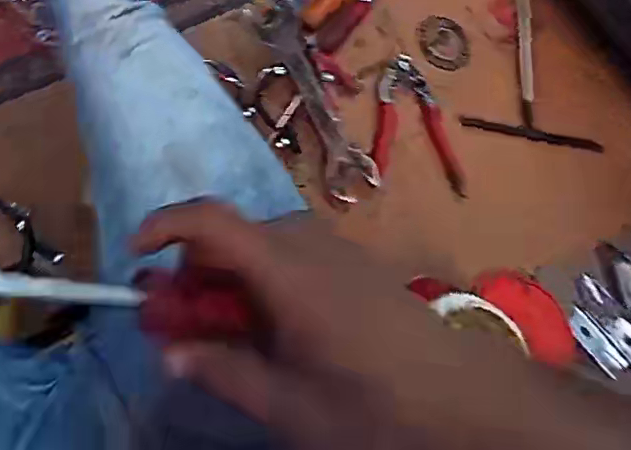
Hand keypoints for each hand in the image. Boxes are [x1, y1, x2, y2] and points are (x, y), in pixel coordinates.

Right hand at [133, 201, 630, 449]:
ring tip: (230, 338)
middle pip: (220, 236)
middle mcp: (297, 238)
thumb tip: (167, 354)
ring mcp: (325, 245)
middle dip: (189, 276)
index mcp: (281, 265)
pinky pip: (278, 255)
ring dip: (223, 283)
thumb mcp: (297, 408)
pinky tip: (275, 332)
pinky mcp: (344, 259)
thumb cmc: (386, 410)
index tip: (135, 258)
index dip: (159, 226)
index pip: (203, 217)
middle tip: (181, 325)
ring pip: (248, 247)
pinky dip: (255, 283)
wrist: (495, 413)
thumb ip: (223, 372)